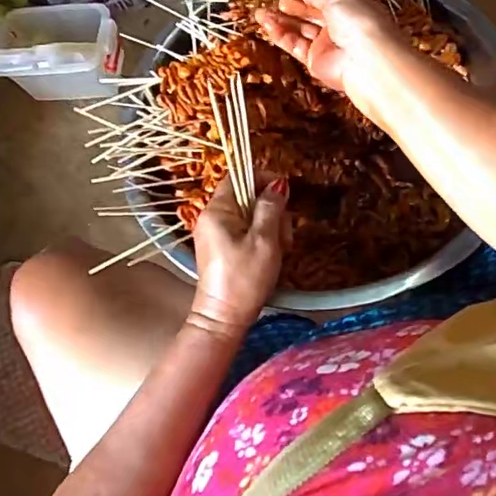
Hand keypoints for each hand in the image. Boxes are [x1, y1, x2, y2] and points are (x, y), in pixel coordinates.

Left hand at [187, 175, 288, 334]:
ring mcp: (216, 234)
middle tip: (283, 234)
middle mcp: (211, 218)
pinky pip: (245, 233)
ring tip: (279, 250)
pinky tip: (272, 256)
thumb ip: (271, 208)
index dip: (262, 179)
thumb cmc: (244, 278)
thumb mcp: (265, 240)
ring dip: (270, 228)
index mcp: (216, 211)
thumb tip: (278, 183)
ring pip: (250, 216)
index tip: (284, 191)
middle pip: (247, 197)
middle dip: (271, 211)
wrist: (223, 318)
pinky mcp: (222, 249)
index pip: (238, 177)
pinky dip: (262, 240)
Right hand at [253, 0, 404, 96]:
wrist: (364, 58)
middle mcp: (338, 26)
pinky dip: (281, 36)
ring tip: (262, 13)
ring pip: (299, 30)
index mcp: (349, 6)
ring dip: (281, 21)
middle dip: (292, 7)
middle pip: (310, 15)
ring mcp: (326, 45)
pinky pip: (294, 46)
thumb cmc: (360, 22)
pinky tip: (268, 26)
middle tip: (274, 1)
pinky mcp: (315, 61)